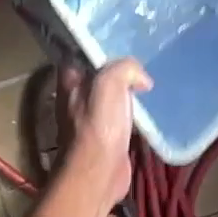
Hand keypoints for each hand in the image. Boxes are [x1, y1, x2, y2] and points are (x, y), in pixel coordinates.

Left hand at [65, 58, 149, 204]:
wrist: (100, 172)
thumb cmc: (99, 124)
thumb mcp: (110, 82)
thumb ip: (125, 68)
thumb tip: (142, 80)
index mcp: (69, 80)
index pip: (82, 53)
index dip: (102, 48)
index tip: (124, 44)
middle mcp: (75, 96)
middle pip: (99, 74)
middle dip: (119, 70)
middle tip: (142, 64)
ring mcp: (89, 117)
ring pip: (111, 95)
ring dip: (127, 92)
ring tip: (148, 84)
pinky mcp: (105, 135)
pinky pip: (120, 115)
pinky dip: (132, 112)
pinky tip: (148, 109)